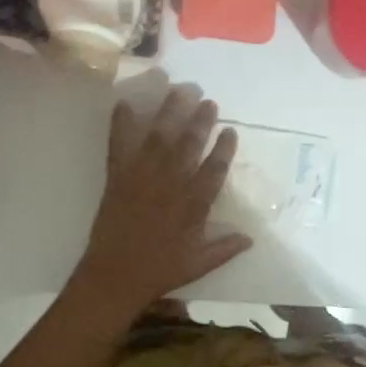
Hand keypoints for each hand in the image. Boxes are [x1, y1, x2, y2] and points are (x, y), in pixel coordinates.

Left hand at [72, 90, 250, 311]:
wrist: (115, 275)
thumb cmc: (160, 271)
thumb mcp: (199, 264)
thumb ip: (225, 248)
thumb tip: (250, 238)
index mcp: (193, 205)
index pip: (214, 169)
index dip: (224, 148)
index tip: (231, 131)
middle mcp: (170, 184)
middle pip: (188, 144)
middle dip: (200, 120)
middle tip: (208, 101)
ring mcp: (141, 177)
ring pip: (159, 136)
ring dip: (170, 112)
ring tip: (179, 90)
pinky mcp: (117, 177)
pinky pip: (119, 144)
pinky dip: (121, 123)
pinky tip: (126, 103)